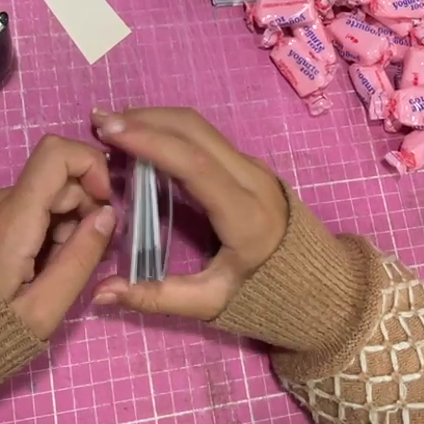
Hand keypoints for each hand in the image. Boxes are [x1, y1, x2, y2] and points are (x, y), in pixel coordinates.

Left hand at [0, 135, 118, 338]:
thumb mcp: (42, 313)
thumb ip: (80, 260)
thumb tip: (108, 214)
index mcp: (9, 221)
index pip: (56, 153)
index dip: (90, 166)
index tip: (104, 208)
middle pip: (55, 181)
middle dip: (81, 212)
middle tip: (80, 262)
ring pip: (41, 197)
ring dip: (61, 227)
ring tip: (49, 275)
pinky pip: (23, 210)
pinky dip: (41, 232)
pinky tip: (33, 271)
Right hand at [89, 107, 288, 319]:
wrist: (324, 287)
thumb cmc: (268, 297)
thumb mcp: (213, 305)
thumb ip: (157, 298)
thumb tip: (101, 294)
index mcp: (245, 214)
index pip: (194, 163)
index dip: (151, 142)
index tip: (111, 133)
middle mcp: (251, 178)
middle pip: (194, 130)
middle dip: (144, 119)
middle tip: (99, 122)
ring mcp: (251, 165)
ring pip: (198, 126)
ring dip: (154, 118)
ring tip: (111, 125)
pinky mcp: (246, 163)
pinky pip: (202, 136)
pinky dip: (167, 128)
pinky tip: (140, 136)